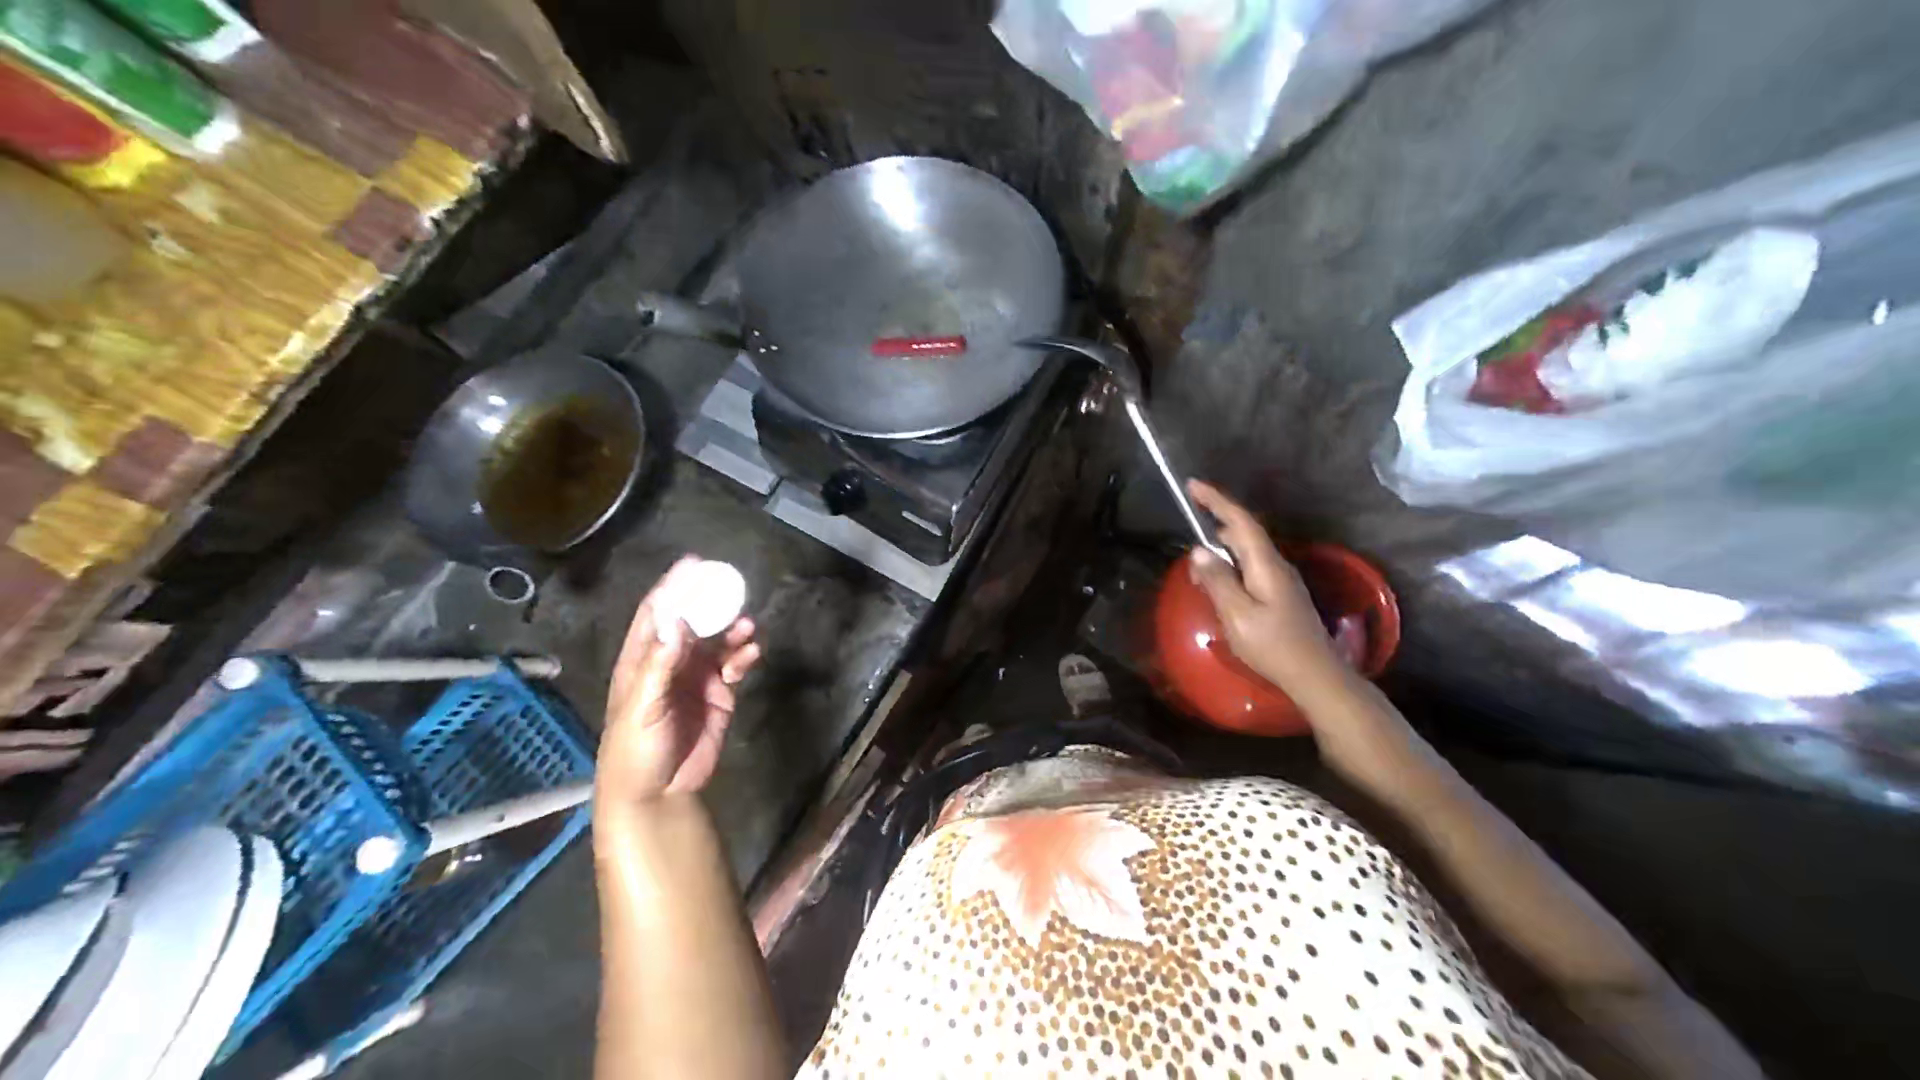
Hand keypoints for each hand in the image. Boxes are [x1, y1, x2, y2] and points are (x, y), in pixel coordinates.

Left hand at [598, 557, 760, 806]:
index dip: (673, 587)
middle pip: (693, 623)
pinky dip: (744, 657)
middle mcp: (670, 663)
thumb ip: (659, 665)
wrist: (657, 794)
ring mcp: (696, 679)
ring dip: (731, 631)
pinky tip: (752, 653)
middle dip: (710, 604)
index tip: (693, 564)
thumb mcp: (640, 707)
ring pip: (717, 643)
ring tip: (747, 626)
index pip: (657, 615)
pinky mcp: (719, 696)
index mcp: (642, 661)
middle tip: (732, 586)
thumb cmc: (634, 750)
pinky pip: (734, 667)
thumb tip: (678, 621)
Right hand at [1185, 480, 1346, 698]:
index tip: (1193, 486)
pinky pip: (1250, 568)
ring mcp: (1281, 581)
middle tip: (1190, 526)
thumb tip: (1199, 550)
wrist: (1315, 675)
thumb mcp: (1237, 614)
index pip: (1241, 522)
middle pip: (1245, 533)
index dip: (1217, 501)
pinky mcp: (1280, 595)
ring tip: (1197, 562)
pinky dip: (1230, 565)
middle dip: (1217, 522)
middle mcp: (1276, 566)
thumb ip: (1218, 581)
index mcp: (1266, 565)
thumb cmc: (1273, 645)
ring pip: (1247, 552)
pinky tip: (1218, 583)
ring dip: (1221, 548)